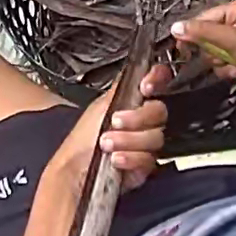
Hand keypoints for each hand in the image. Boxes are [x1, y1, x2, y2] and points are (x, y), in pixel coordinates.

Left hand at [50, 61, 172, 190]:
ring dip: (128, 140)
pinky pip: (149, 159)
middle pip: (159, 110)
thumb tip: (137, 66)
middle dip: (136, 117)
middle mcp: (142, 119)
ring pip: (155, 136)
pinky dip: (130, 158)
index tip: (145, 87)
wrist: (76, 169)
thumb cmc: (83, 137)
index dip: (157, 79)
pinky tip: (115, 159)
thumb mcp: (102, 104)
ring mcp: (145, 141)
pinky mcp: (146, 164)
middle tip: (115, 121)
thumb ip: (124, 85)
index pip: (158, 81)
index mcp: (133, 99)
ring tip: (107, 143)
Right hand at [170, 0, 235, 93]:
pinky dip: (226, 68)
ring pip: (214, 50)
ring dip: (219, 61)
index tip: (181, 47)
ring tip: (231, 65)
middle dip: (212, 51)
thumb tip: (176, 27)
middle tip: (218, 58)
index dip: (193, 33)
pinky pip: (223, 59)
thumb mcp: (230, 40)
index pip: (205, 18)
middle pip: (208, 35)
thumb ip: (202, 33)